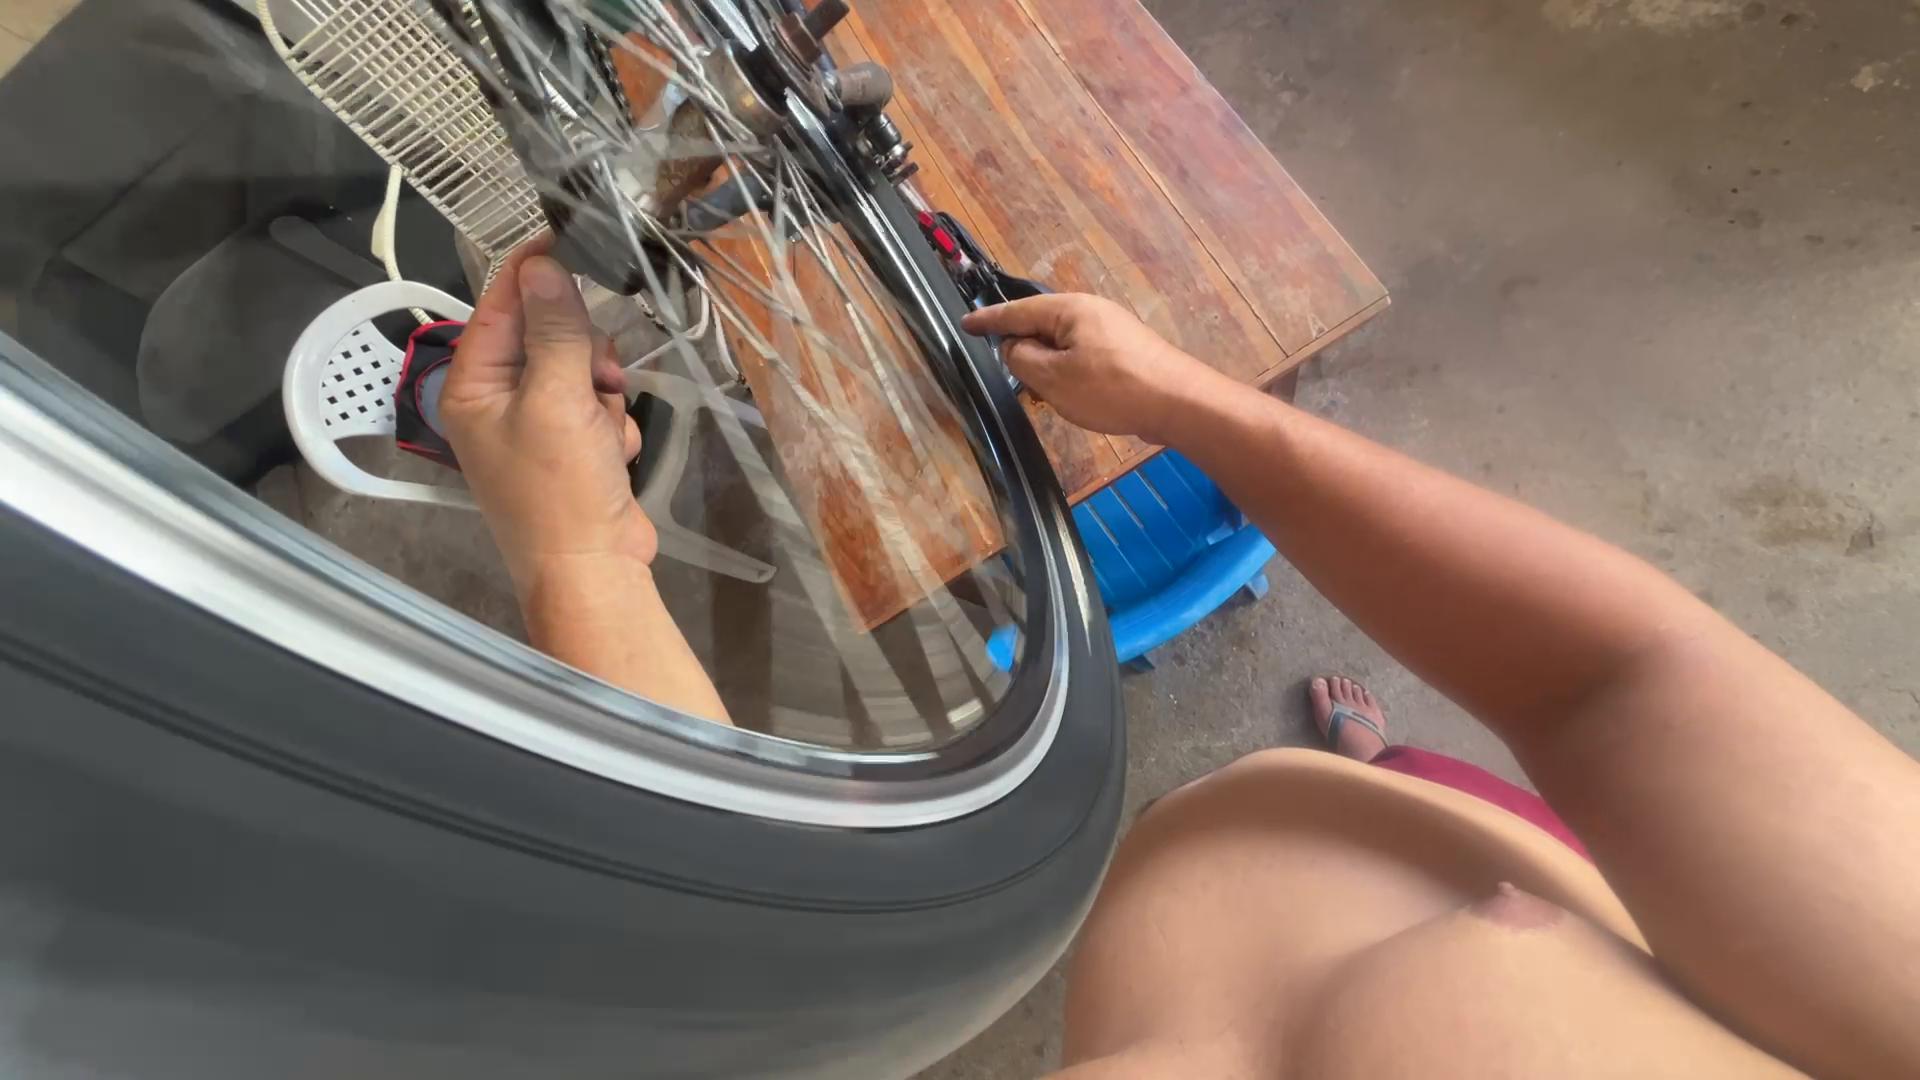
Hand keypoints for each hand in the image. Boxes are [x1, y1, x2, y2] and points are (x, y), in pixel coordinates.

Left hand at [440, 243, 652, 585]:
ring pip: (584, 373)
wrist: (593, 566)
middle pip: (549, 338)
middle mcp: (502, 399)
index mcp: (473, 385)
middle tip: (600, 379)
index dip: (531, 273)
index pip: (498, 307)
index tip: (567, 237)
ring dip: (604, 397)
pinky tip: (613, 456)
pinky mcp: (576, 446)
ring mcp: (541, 425)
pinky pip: (601, 409)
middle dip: (584, 355)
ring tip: (605, 433)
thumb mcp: (558, 403)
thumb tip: (544, 267)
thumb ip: (555, 334)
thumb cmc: (561, 489)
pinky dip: (613, 427)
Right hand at [960, 293, 1229, 444]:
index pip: (1016, 311)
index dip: (988, 320)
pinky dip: (1066, 374)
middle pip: (1040, 327)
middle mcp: (1089, 312)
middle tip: (1012, 378)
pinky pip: (1080, 357)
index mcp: (1068, 310)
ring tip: (1042, 396)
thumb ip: (1022, 359)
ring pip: (1060, 346)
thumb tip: (1015, 348)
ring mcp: (1109, 331)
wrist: (1176, 402)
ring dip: (1046, 369)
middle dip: (1022, 349)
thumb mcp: (1053, 378)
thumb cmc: (1111, 388)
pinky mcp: (1122, 352)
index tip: (965, 323)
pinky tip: (1069, 397)